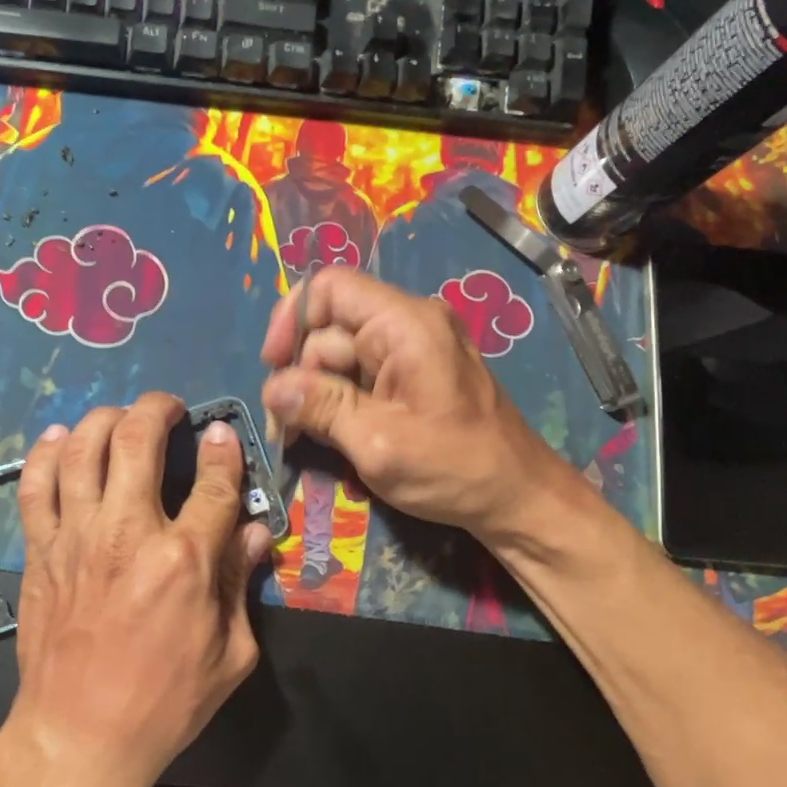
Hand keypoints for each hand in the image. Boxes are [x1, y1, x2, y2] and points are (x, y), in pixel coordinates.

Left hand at [0, 392, 273, 786]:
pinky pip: (34, 486)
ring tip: (119, 417)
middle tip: (168, 408)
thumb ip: (240, 584)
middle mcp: (128, 533)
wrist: (81, 733)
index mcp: (185, 560)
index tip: (223, 434)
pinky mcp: (41, 551)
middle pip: (137, 440)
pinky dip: (45, 452)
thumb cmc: (165, 703)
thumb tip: (257, 534)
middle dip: (157, 409)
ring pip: (81, 449)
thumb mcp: (230, 654)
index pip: (214, 483)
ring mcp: (76, 538)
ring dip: (102, 419)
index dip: (224, 450)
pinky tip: (59, 437)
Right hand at [260, 267, 575, 544]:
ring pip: (336, 359)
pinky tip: (326, 436)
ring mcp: (409, 352)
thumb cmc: (453, 468)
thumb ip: (321, 408)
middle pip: (328, 330)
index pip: (330, 289)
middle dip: (299, 375)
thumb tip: (270, 389)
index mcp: (405, 325)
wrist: (515, 497)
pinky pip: (356, 378)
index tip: (273, 368)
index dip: (291, 320)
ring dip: (313, 397)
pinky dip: (335, 404)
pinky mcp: (408, 378)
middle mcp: (406, 325)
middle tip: (285, 428)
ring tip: (302, 440)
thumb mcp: (377, 442)